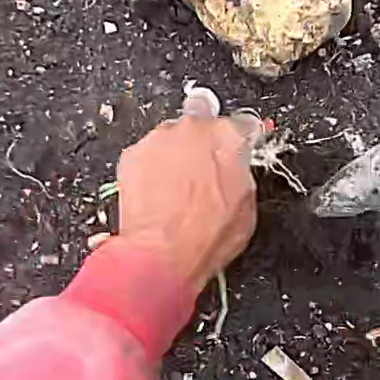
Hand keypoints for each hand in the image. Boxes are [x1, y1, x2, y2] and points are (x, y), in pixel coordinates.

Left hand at [116, 88, 263, 291]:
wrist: (164, 254)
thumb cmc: (207, 235)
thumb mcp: (247, 205)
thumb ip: (242, 172)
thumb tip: (237, 167)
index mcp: (229, 137)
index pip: (242, 124)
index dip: (241, 140)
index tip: (238, 150)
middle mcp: (193, 129)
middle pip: (202, 125)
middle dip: (204, 146)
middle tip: (205, 176)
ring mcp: (160, 140)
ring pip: (173, 139)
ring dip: (177, 156)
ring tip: (180, 191)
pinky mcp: (133, 154)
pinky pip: (148, 154)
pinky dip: (153, 169)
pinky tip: (160, 195)